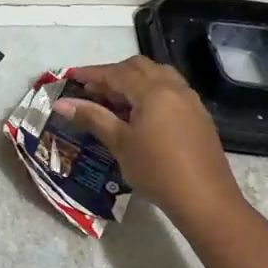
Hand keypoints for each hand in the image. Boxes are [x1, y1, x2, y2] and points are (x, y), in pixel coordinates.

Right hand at [52, 56, 248, 228]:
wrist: (206, 201)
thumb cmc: (157, 171)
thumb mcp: (120, 143)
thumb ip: (92, 117)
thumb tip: (61, 103)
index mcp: (153, 91)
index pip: (116, 73)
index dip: (91, 73)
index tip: (70, 77)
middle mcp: (174, 88)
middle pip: (139, 67)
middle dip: (114, 73)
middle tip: (93, 91)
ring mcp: (190, 101)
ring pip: (158, 75)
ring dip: (134, 80)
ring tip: (116, 100)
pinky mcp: (199, 116)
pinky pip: (171, 90)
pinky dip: (151, 91)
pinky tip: (141, 114)